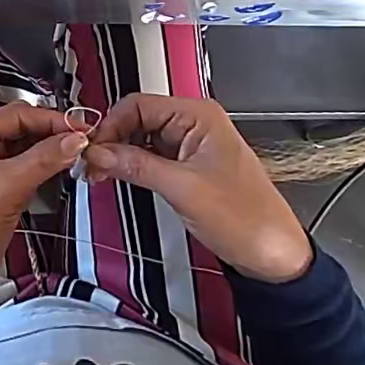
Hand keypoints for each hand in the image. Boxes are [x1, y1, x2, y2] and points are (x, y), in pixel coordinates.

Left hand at [0, 102, 86, 311]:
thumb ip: (43, 159)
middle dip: (54, 135)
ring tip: (77, 156)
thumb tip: (72, 139)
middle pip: (22, 127)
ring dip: (50, 152)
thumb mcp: (7, 188)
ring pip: (24, 147)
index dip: (53, 120)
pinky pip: (21, 166)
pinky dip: (41, 168)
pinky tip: (59, 172)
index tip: (83, 129)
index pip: (18, 114)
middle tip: (85, 143)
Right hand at [83, 95, 311, 282]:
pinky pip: (146, 154)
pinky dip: (127, 164)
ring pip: (137, 136)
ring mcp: (188, 143)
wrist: (274, 259)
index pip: (138, 105)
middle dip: (110, 140)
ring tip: (99, 172)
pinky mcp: (184, 163)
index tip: (92, 148)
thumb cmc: (246, 220)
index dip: (111, 125)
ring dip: (116, 153)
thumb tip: (97, 152)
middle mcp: (193, 123)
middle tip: (90, 163)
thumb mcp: (183, 189)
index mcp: (199, 116)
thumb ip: (135, 165)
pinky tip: (115, 176)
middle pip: (134, 119)